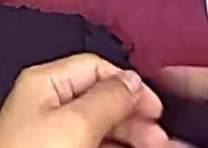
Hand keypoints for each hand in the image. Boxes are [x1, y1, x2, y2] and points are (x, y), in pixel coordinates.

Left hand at [0, 54, 169, 147]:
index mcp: (45, 83)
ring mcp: (51, 138)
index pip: (95, 67)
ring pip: (99, 128)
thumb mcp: (76, 125)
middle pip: (99, 99)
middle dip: (133, 116)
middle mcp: (47, 105)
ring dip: (128, 137)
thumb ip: (108, 98)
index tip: (157, 110)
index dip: (128, 83)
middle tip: (162, 141)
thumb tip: (134, 79)